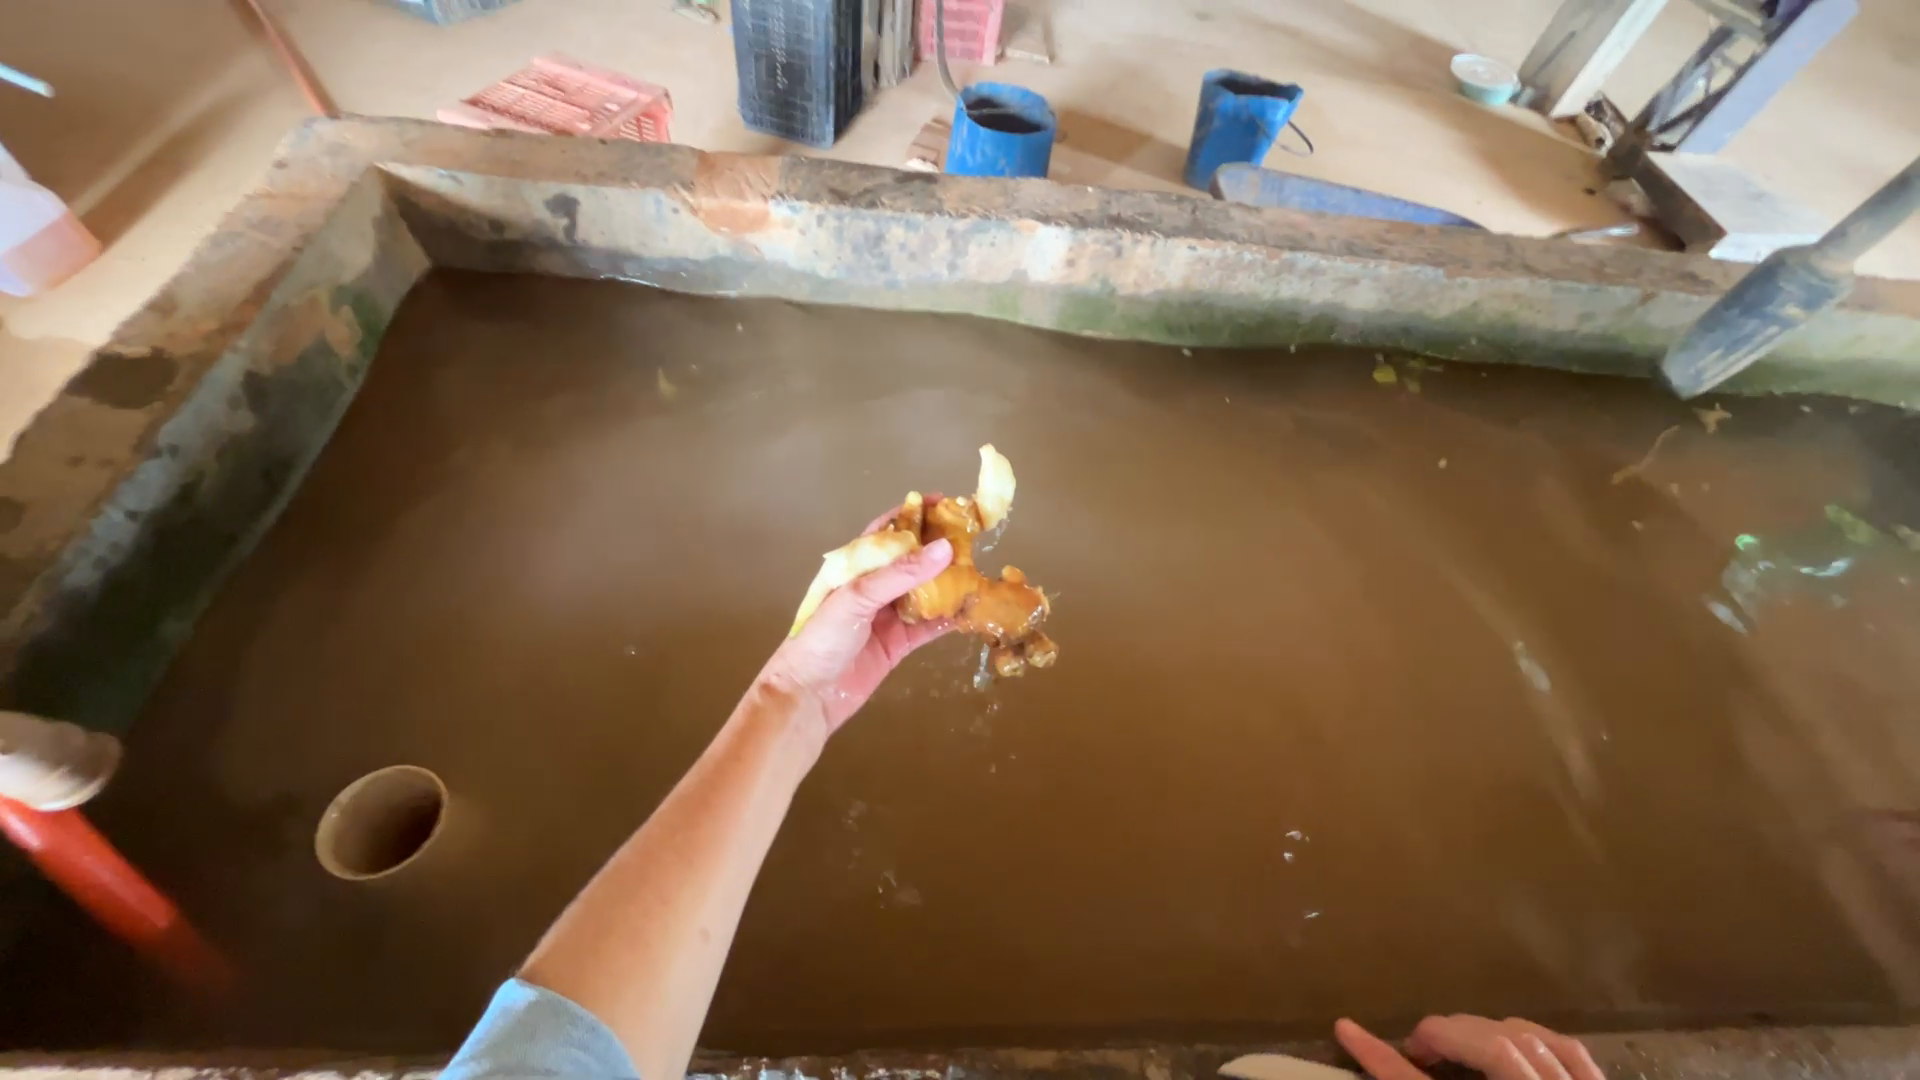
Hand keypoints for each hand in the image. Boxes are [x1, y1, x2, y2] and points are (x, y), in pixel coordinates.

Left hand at [756, 505, 956, 743]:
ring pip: (925, 592)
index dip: (913, 513)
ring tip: (980, 570)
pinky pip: (929, 625)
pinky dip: (949, 618)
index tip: (945, 501)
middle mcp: (873, 587)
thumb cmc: (822, 638)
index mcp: (855, 567)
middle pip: (912, 560)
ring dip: (949, 584)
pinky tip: (971, 611)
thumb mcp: (857, 597)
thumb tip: (945, 548)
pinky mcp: (898, 644)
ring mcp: (887, 615)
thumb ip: (901, 574)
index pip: (887, 531)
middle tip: (974, 537)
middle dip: (939, 548)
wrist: (807, 696)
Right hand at [1334, 1016, 1602, 1079]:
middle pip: (1488, 1048)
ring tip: (1455, 1046)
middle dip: (1441, 1036)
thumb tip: (1359, 1047)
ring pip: (1525, 1039)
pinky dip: (1530, 1035)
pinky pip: (1567, 1050)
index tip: (1346, 1029)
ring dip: (1478, 1031)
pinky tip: (1510, 1038)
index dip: (1381, 1058)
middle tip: (1416, 1053)